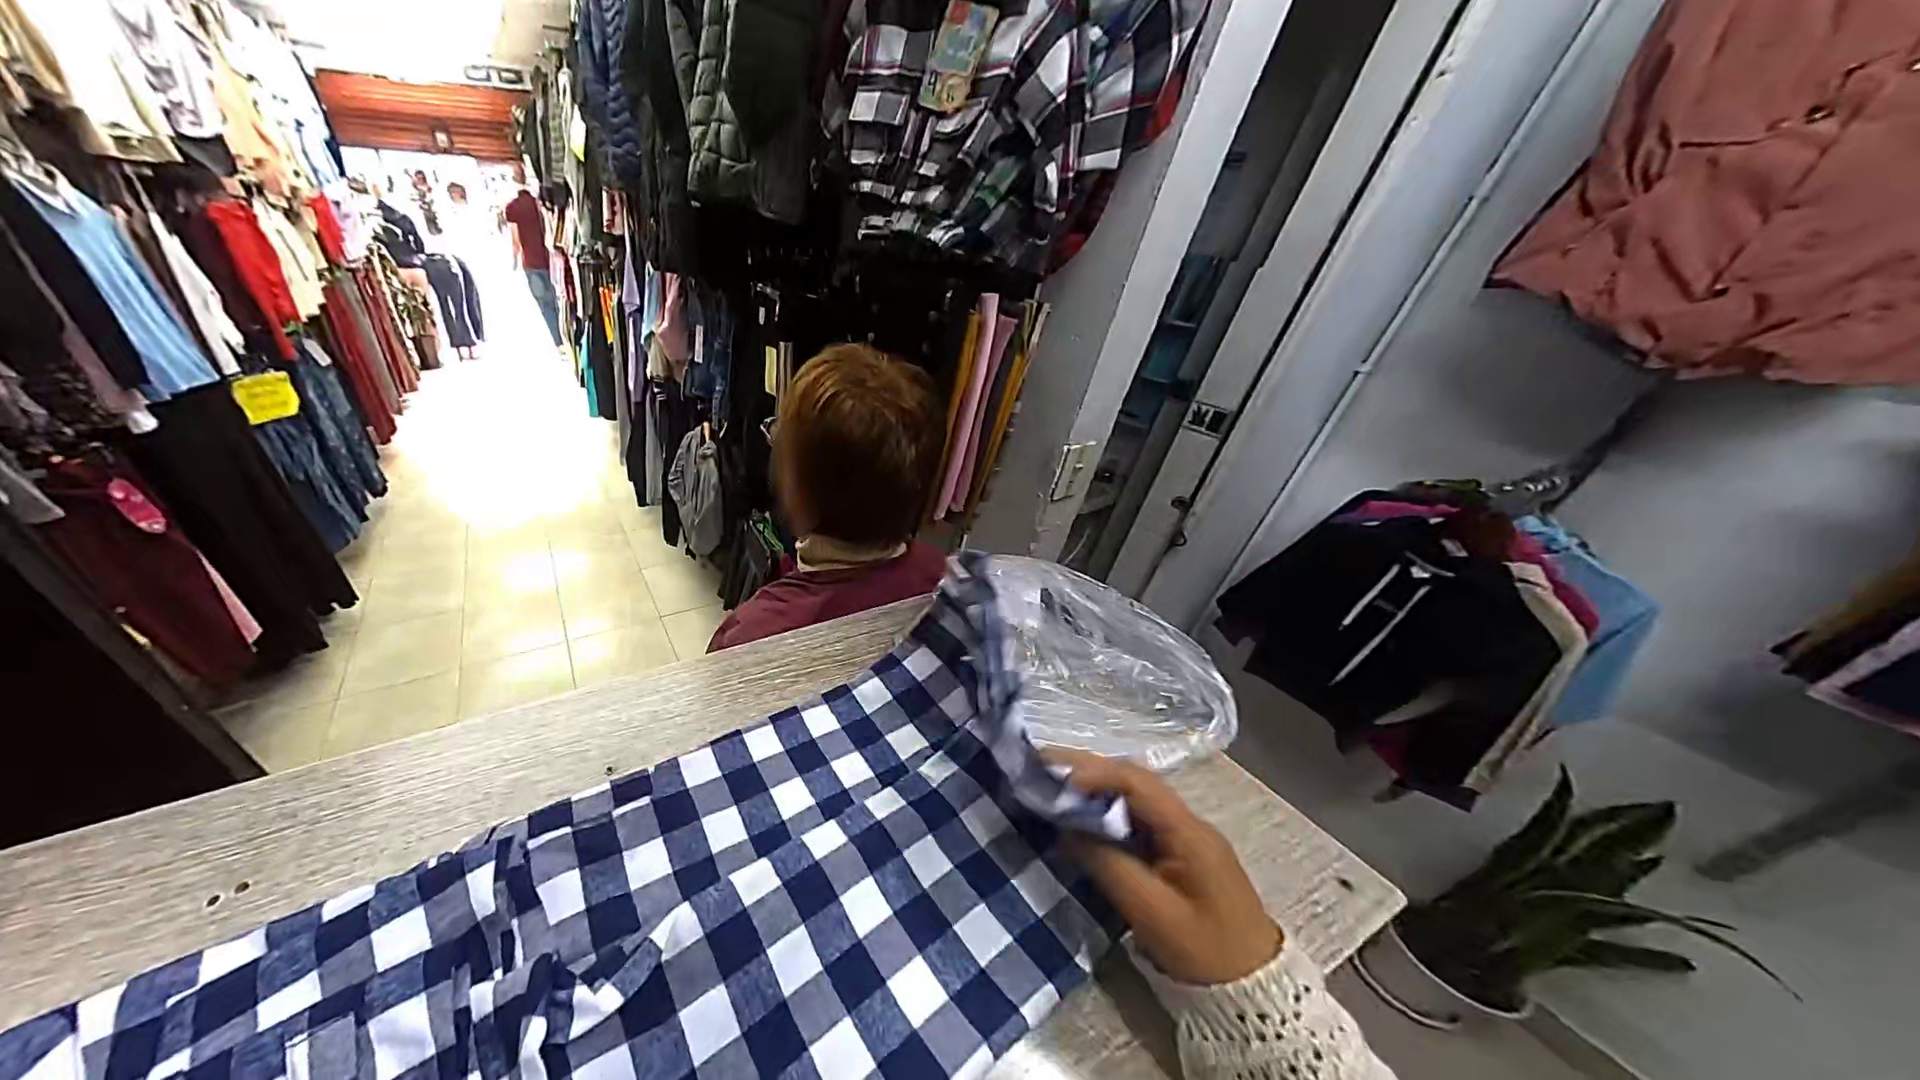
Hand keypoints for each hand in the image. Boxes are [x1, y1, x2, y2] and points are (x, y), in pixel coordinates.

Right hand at [1048, 748, 1281, 985]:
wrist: (1254, 989)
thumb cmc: (1204, 952)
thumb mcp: (1152, 914)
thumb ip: (1108, 866)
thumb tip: (1067, 831)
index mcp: (1187, 830)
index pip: (1138, 782)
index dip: (1095, 773)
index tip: (1056, 778)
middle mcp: (1187, 821)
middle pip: (1134, 780)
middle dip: (1088, 769)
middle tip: (1044, 765)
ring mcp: (1183, 834)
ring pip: (1134, 796)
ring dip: (1095, 787)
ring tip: (1054, 785)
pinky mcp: (1177, 850)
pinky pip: (1136, 818)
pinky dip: (1106, 810)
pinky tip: (1081, 816)